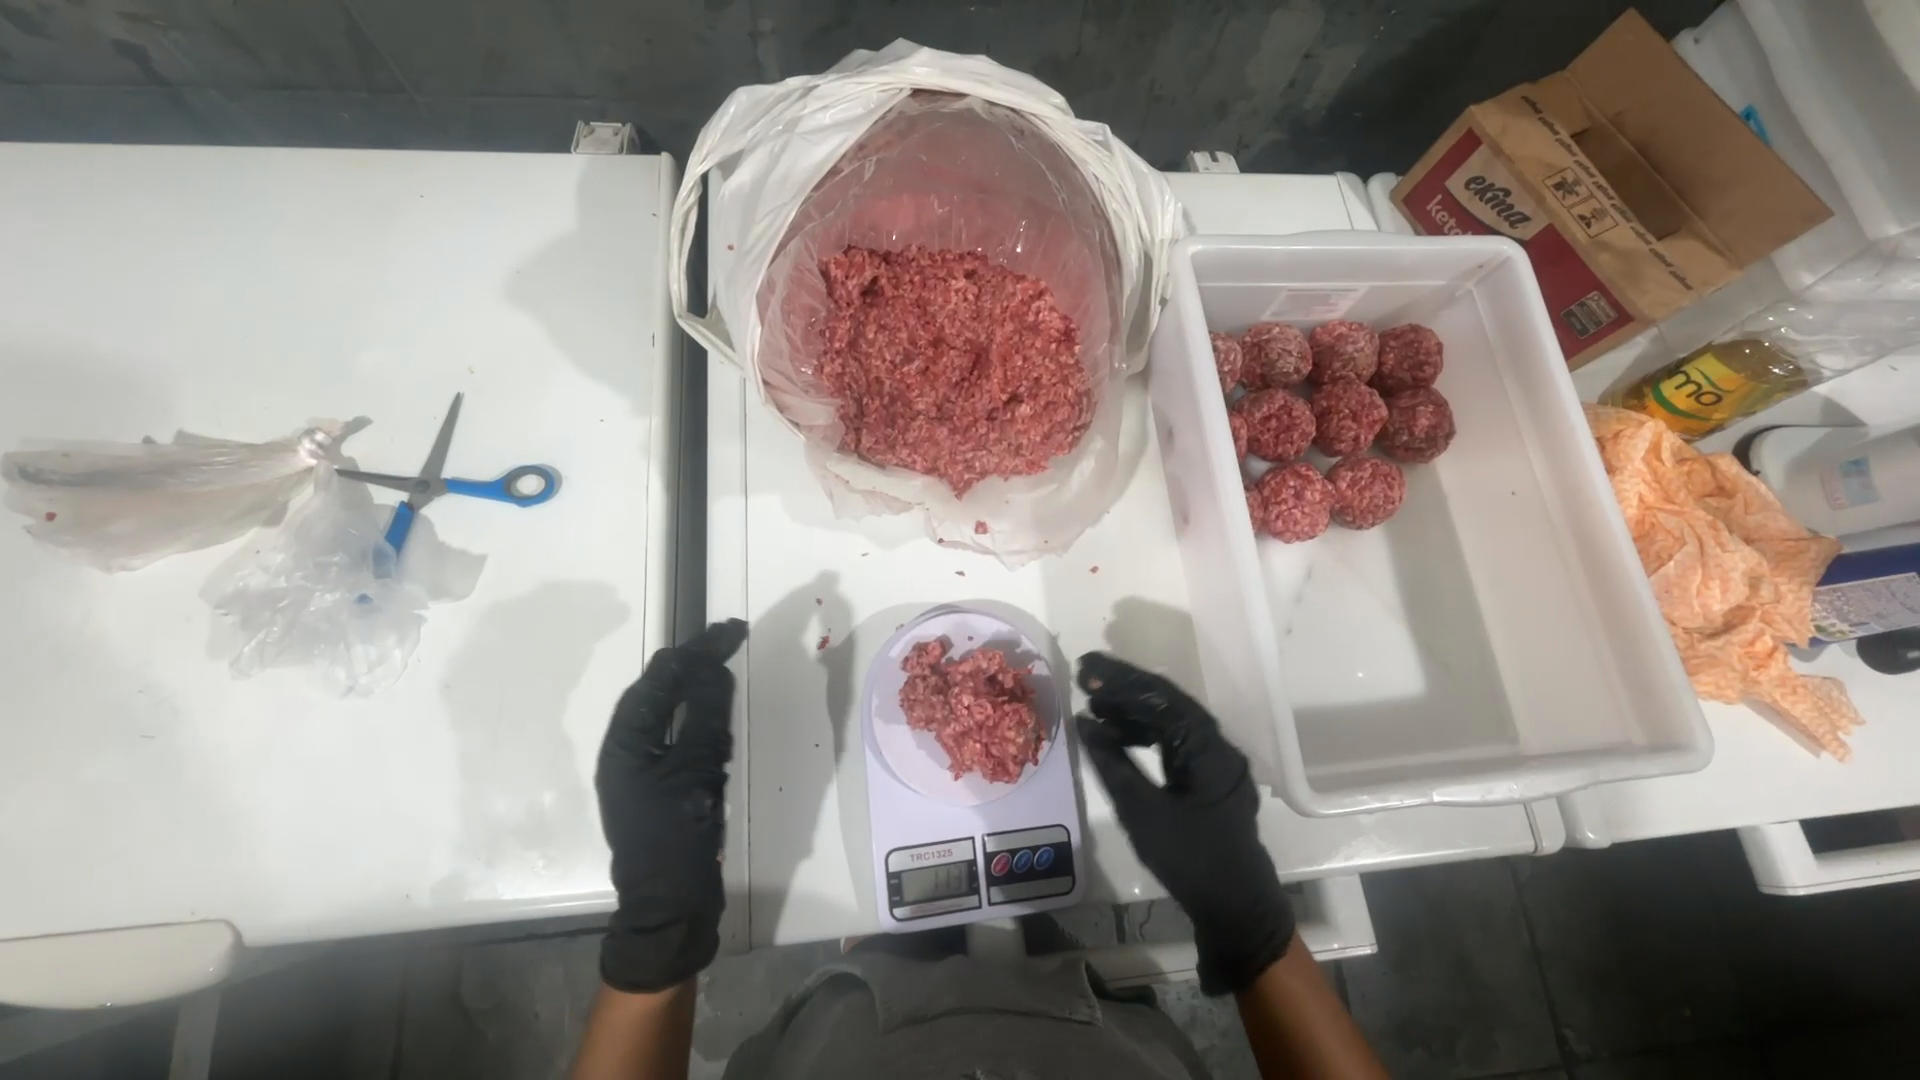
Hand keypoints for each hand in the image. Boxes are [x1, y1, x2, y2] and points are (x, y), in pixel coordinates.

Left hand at [595, 618, 748, 992]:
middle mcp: (627, 749)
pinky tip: (716, 710)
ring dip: (695, 685)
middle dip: (695, 662)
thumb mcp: (695, 768)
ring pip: (668, 711)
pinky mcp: (660, 785)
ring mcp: (642, 769)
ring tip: (724, 663)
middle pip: (659, 690)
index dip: (697, 650)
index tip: (732, 631)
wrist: (670, 903)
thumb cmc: (677, 833)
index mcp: (626, 741)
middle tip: (732, 639)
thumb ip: (704, 714)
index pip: (661, 678)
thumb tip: (713, 670)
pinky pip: (678, 735)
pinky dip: (698, 715)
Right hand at [1075, 652, 1292, 994]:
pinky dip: (1143, 734)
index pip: (1160, 697)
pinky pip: (1172, 741)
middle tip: (1083, 678)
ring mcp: (1213, 759)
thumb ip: (1112, 763)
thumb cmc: (1190, 859)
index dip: (1120, 679)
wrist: (1237, 906)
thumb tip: (1085, 722)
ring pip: (1168, 720)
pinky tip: (1116, 735)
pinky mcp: (1206, 775)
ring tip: (1093, 704)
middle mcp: (1215, 743)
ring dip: (1131, 711)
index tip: (1085, 668)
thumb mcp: (1141, 812)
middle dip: (1124, 689)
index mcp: (1206, 746)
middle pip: (1166, 703)